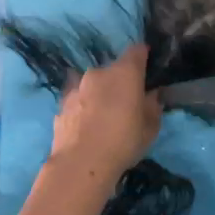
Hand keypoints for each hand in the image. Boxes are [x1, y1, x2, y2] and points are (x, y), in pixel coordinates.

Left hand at [48, 44, 161, 186]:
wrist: (81, 163)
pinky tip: (87, 128)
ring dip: (100, 95)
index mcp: (124, 73)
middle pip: (113, 70)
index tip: (147, 69)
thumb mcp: (150, 128)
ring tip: (104, 118)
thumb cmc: (123, 142)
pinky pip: (78, 101)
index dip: (143, 57)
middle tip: (127, 104)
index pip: (136, 51)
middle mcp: (98, 73)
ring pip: (93, 85)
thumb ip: (153, 106)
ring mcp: (76, 88)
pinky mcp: (61, 105)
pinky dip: (84, 108)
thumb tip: (151, 95)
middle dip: (120, 82)